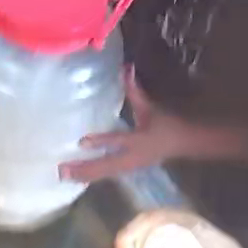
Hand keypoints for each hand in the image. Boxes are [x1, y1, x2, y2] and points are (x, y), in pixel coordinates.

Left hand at [61, 71, 239, 181]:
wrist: (185, 143)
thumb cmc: (167, 125)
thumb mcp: (151, 109)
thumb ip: (135, 91)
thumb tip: (126, 69)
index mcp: (139, 141)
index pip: (118, 140)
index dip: (101, 141)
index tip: (81, 141)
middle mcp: (132, 157)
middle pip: (105, 166)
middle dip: (84, 168)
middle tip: (62, 170)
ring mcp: (130, 166)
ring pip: (104, 174)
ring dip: (84, 175)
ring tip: (64, 176)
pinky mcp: (128, 170)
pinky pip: (107, 176)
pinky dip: (92, 177)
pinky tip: (78, 178)